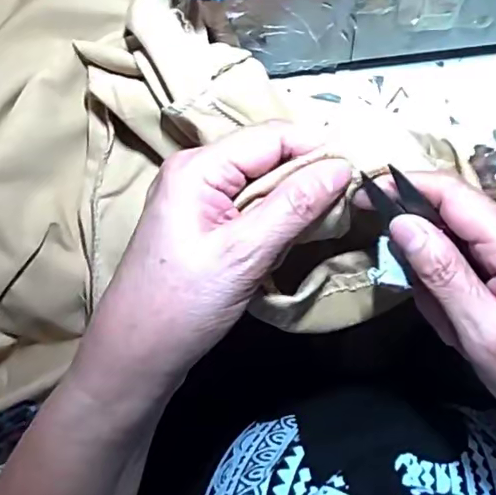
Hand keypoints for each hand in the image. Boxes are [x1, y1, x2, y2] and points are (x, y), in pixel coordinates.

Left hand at [73, 123, 352, 404]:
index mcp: (199, 167)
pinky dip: (281, 212)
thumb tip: (342, 167)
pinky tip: (300, 231)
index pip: (273, 136)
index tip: (360, 170)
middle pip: (270, 153)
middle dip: (311, 171)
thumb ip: (295, 205)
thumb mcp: (245, 253)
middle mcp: (197, 170)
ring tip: (332, 215)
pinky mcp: (206, 221)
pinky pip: (253, 201)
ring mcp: (200, 196)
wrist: (135, 358)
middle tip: (352, 197)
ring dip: (299, 194)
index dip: (318, 147)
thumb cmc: (183, 305)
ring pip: (265, 178)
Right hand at [378, 173, 495, 460]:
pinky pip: (471, 254)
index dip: (404, 186)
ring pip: (456, 236)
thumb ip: (443, 275)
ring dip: (440, 279)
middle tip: (434, 310)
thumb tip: (402, 221)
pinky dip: (455, 285)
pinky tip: (467, 322)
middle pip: (452, 212)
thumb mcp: (485, 335)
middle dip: (425, 254)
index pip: (453, 193)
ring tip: (457, 327)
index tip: (361, 198)